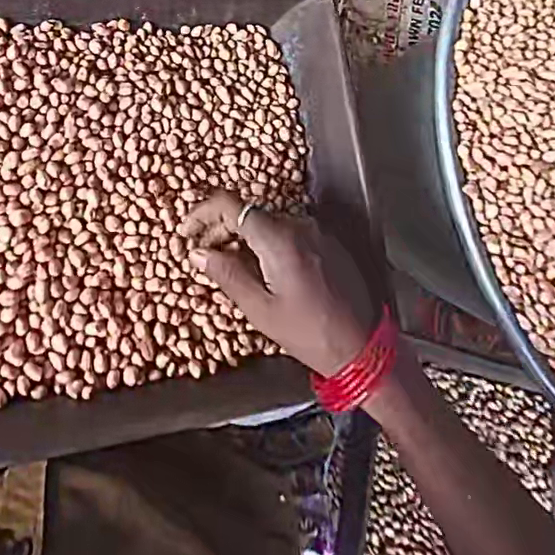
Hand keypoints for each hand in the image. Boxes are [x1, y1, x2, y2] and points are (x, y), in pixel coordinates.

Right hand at [177, 192, 377, 375]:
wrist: (366, 350)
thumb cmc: (310, 334)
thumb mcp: (259, 309)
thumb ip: (226, 274)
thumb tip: (198, 252)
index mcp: (279, 239)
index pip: (230, 205)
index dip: (201, 213)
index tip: (188, 232)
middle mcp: (300, 227)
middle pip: (248, 214)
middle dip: (220, 230)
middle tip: (204, 255)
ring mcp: (317, 233)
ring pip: (267, 223)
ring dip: (244, 238)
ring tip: (232, 267)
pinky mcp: (328, 244)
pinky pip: (288, 233)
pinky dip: (267, 244)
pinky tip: (262, 271)